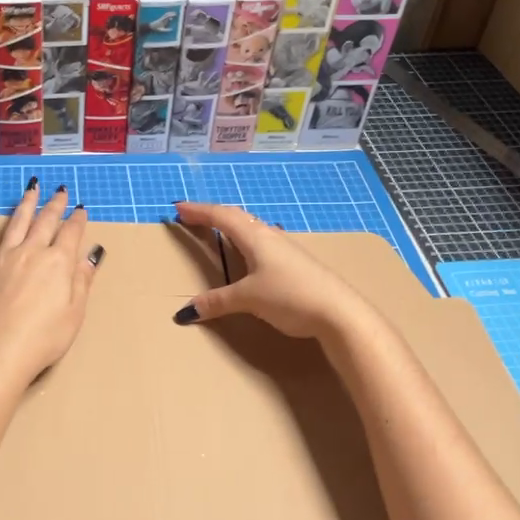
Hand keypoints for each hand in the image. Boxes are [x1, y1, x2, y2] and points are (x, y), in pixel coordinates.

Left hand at [0, 179, 102, 385]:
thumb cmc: (43, 339)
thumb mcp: (75, 312)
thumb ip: (83, 279)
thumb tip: (93, 252)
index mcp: (57, 262)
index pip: (71, 233)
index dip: (77, 220)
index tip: (81, 209)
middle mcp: (30, 252)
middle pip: (45, 222)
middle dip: (54, 205)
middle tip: (60, 191)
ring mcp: (2, 258)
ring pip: (16, 223)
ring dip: (26, 204)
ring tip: (31, 188)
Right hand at [173, 201, 370, 338]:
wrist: (340, 313)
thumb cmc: (290, 296)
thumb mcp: (249, 299)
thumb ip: (217, 302)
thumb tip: (185, 312)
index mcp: (255, 236)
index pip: (221, 216)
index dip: (198, 210)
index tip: (178, 207)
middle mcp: (270, 235)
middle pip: (236, 217)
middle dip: (212, 215)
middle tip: (192, 217)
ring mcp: (287, 248)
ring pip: (253, 227)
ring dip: (232, 225)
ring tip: (218, 230)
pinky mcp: (298, 262)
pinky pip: (264, 241)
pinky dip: (247, 240)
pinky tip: (253, 252)